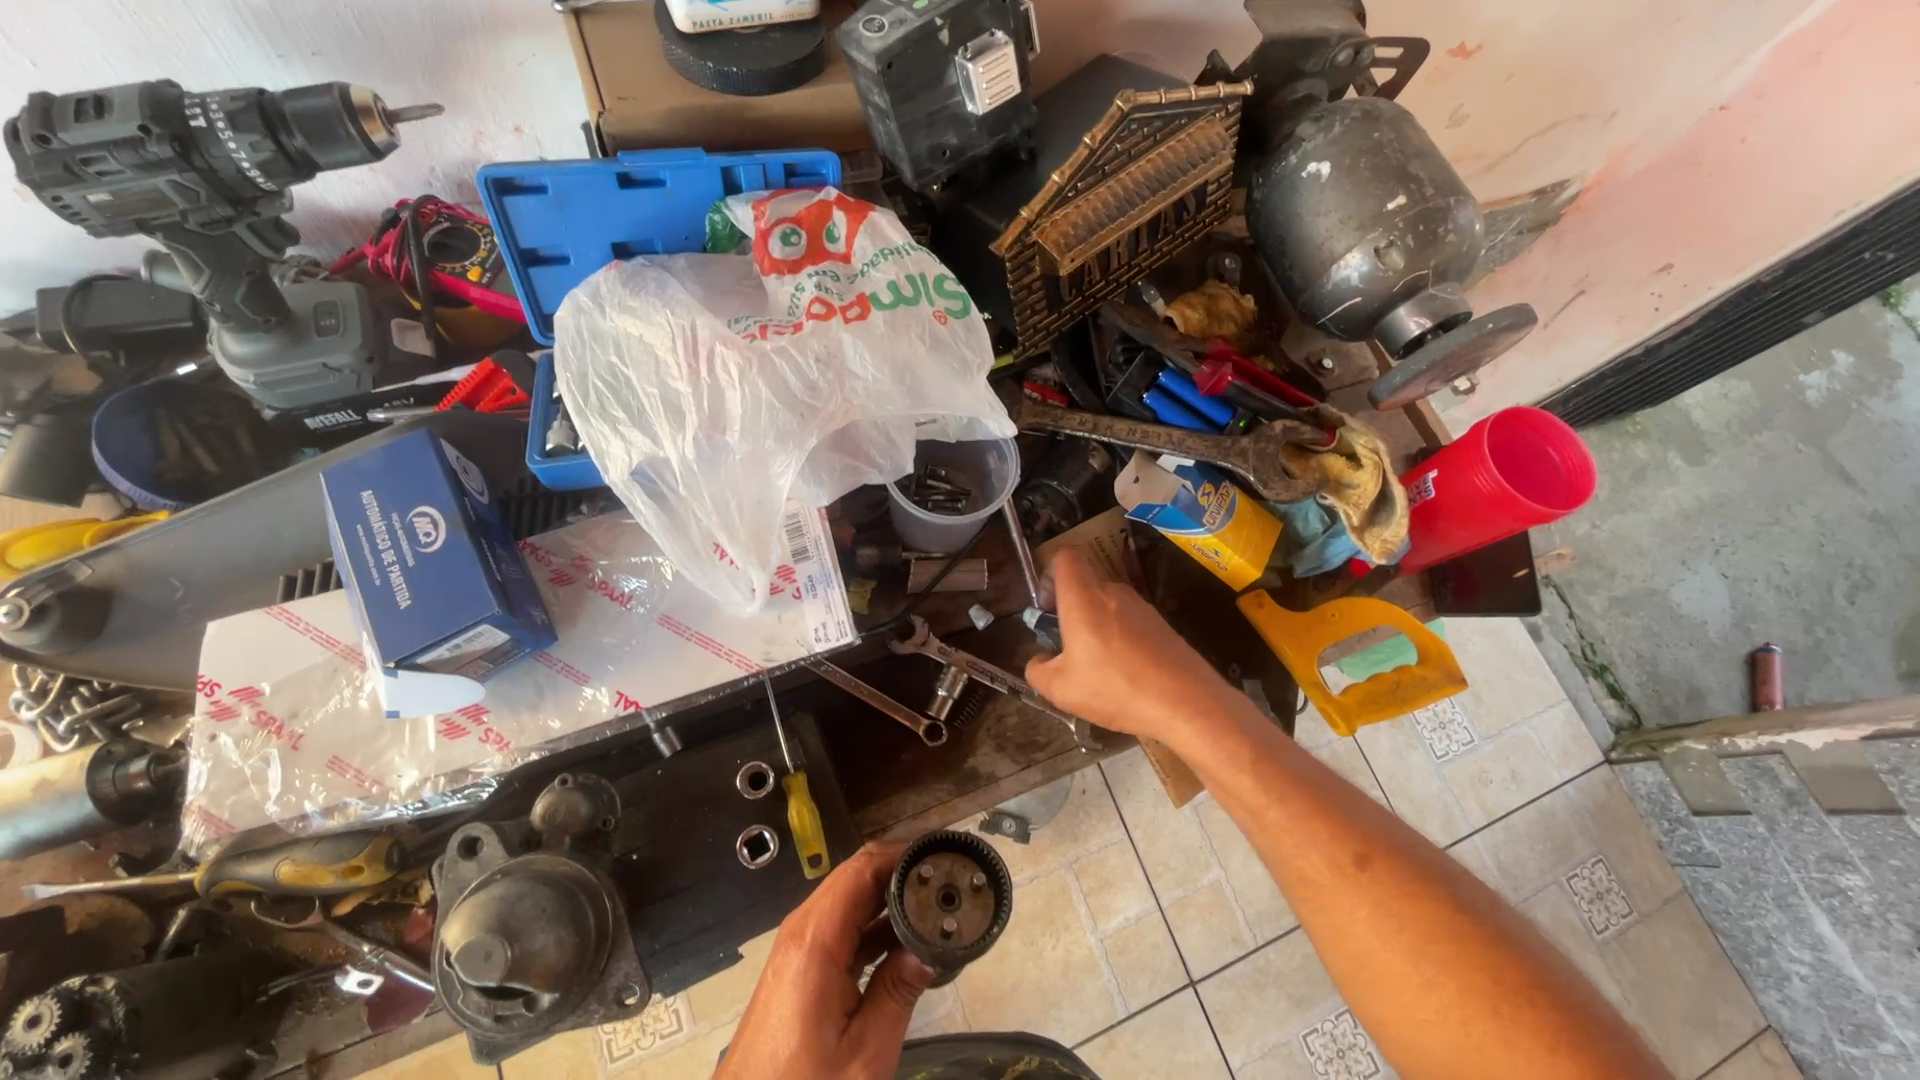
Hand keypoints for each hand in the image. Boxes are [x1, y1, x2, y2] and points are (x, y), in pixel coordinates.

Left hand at [716, 844, 936, 1079]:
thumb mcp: (864, 1051)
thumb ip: (899, 991)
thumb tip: (932, 947)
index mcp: (817, 939)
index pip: (864, 868)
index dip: (904, 853)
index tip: (946, 857)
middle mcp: (804, 930)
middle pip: (858, 876)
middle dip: (903, 871)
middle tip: (952, 880)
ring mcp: (799, 948)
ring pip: (852, 900)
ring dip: (892, 896)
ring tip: (940, 904)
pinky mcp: (801, 967)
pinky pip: (843, 927)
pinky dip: (876, 924)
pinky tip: (909, 939)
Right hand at [1025, 549, 1247, 747]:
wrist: (1187, 703)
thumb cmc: (1115, 688)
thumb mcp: (1060, 689)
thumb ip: (1037, 670)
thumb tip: (1039, 660)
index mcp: (1084, 597)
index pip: (1066, 557)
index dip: (1049, 574)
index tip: (1047, 608)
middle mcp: (1115, 593)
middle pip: (1086, 585)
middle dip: (1071, 610)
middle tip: (1067, 649)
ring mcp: (1143, 608)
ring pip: (1108, 607)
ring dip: (1096, 629)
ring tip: (1097, 669)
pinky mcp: (1163, 626)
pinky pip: (1130, 624)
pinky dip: (1120, 642)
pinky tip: (1124, 677)